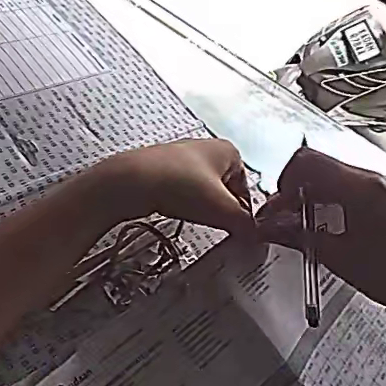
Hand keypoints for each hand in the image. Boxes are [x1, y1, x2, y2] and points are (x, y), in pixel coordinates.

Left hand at [91, 138, 255, 236]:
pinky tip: (175, 212)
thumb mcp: (222, 209)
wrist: (130, 182)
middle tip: (217, 225)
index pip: (247, 187)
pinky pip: (179, 192)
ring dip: (200, 207)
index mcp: (227, 150)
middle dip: (221, 209)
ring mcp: (180, 158)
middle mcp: (204, 148)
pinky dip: (180, 204)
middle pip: (224, 189)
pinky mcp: (159, 170)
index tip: (239, 230)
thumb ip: (245, 225)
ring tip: (193, 218)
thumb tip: (255, 237)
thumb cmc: (179, 184)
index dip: (244, 212)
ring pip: (200, 191)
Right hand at [257, 147, 385, 357]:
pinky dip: (340, 204)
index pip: (308, 162)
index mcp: (365, 188)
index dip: (284, 183)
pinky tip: (339, 232)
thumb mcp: (342, 260)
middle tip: (286, 221)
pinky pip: (361, 190)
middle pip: (323, 168)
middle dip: (298, 193)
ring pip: (341, 179)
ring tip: (312, 231)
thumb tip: (273, 227)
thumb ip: (301, 237)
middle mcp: (382, 179)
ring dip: (319, 199)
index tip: (277, 206)